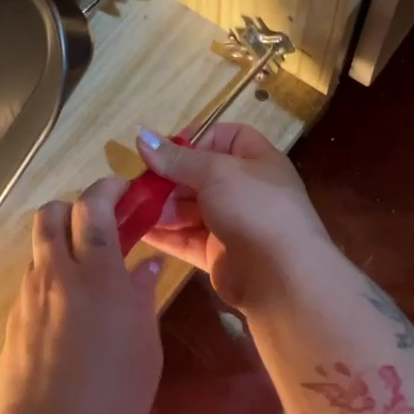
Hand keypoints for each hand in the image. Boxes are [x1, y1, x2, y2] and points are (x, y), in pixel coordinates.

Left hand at [0, 176, 164, 413]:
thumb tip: (144, 266)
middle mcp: (57, 273)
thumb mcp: (145, 345)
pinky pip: (31, 282)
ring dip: (59, 243)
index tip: (124, 189)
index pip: (93, 205)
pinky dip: (49, 278)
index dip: (107, 187)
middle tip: (97, 225)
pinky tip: (67, 312)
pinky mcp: (13, 322)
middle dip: (73, 206)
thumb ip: (142, 296)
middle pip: (51, 213)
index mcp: (97, 272)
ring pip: (38, 247)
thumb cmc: (114, 396)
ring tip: (84, 273)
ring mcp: (29, 297)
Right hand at [136, 123, 336, 311]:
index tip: (164, 149)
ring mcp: (233, 223)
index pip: (225, 137)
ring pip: (191, 208)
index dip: (195, 138)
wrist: (282, 277)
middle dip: (169, 178)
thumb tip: (142, 135)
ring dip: (162, 207)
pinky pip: (188, 238)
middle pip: (200, 175)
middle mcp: (246, 189)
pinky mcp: (220, 254)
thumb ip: (176, 158)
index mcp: (256, 160)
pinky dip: (165, 234)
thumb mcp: (215, 172)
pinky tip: (137, 230)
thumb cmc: (254, 207)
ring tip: (131, 207)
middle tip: (138, 182)